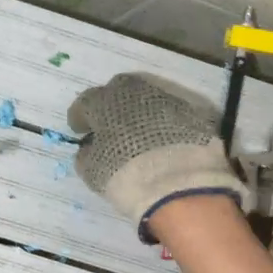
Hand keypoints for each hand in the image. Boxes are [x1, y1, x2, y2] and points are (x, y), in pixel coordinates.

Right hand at [71, 73, 243, 242]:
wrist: (179, 183)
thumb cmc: (125, 174)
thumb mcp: (93, 171)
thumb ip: (86, 155)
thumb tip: (90, 148)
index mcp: (105, 103)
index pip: (85, 103)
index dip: (79, 117)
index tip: (79, 131)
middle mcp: (135, 92)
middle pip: (118, 89)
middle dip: (110, 105)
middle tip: (109, 125)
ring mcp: (167, 99)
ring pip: (147, 98)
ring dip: (138, 112)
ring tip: (138, 134)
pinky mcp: (193, 112)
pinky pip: (171, 113)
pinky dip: (163, 123)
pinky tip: (163, 141)